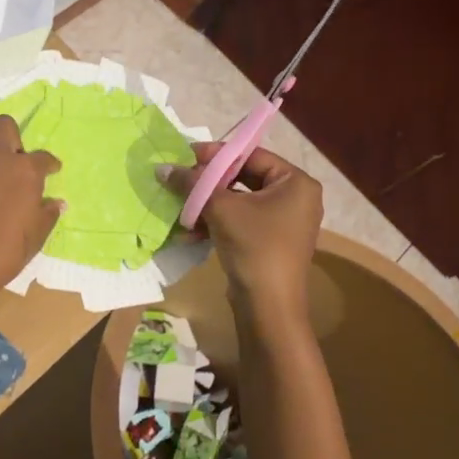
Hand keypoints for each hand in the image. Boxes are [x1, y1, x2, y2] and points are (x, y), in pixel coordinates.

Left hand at [0, 115, 61, 295]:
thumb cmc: (0, 254)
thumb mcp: (34, 239)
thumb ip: (46, 215)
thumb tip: (54, 203)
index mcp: (24, 170)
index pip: (42, 157)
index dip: (48, 165)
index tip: (50, 171)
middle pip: (4, 127)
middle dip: (12, 141)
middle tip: (12, 166)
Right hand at [166, 145, 322, 310]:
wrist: (268, 303)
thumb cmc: (254, 245)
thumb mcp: (220, 208)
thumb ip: (192, 183)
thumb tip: (162, 168)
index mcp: (296, 182)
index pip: (252, 155)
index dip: (216, 154)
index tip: (185, 156)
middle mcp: (295, 198)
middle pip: (243, 178)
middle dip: (208, 184)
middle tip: (180, 182)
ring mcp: (283, 222)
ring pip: (238, 202)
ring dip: (206, 206)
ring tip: (181, 212)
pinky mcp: (269, 242)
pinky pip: (240, 222)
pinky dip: (216, 224)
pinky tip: (190, 234)